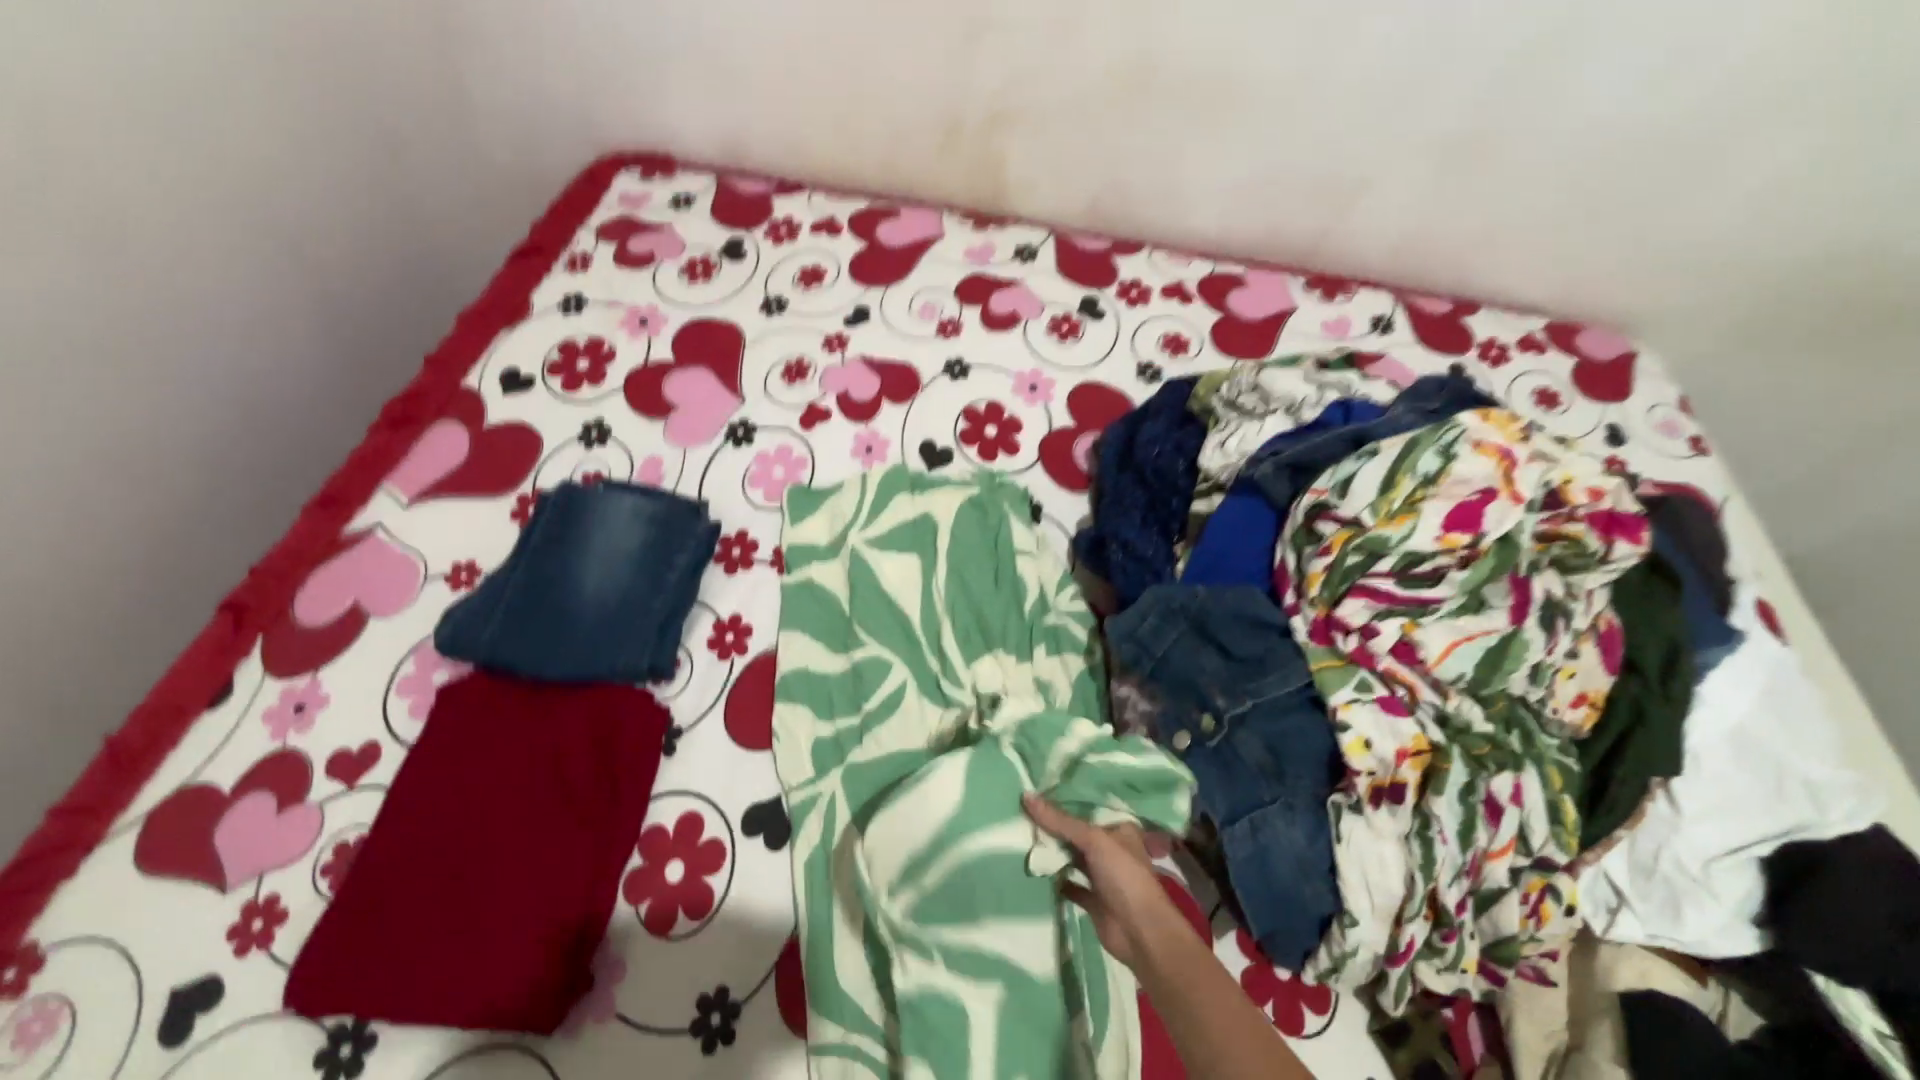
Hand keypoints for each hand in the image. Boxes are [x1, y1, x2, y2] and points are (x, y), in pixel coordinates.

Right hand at [1022, 793, 1186, 968]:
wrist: (1139, 932)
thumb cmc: (1123, 876)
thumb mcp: (1094, 840)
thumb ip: (1060, 821)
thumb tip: (1026, 795)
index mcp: (1119, 829)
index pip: (1088, 808)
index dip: (1064, 800)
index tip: (1035, 790)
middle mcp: (1111, 849)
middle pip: (1077, 834)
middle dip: (1053, 827)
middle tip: (1020, 813)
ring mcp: (1101, 875)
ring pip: (1072, 858)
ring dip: (1052, 852)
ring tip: (1020, 836)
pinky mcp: (1092, 899)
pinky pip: (1068, 884)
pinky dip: (1054, 879)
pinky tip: (1032, 870)